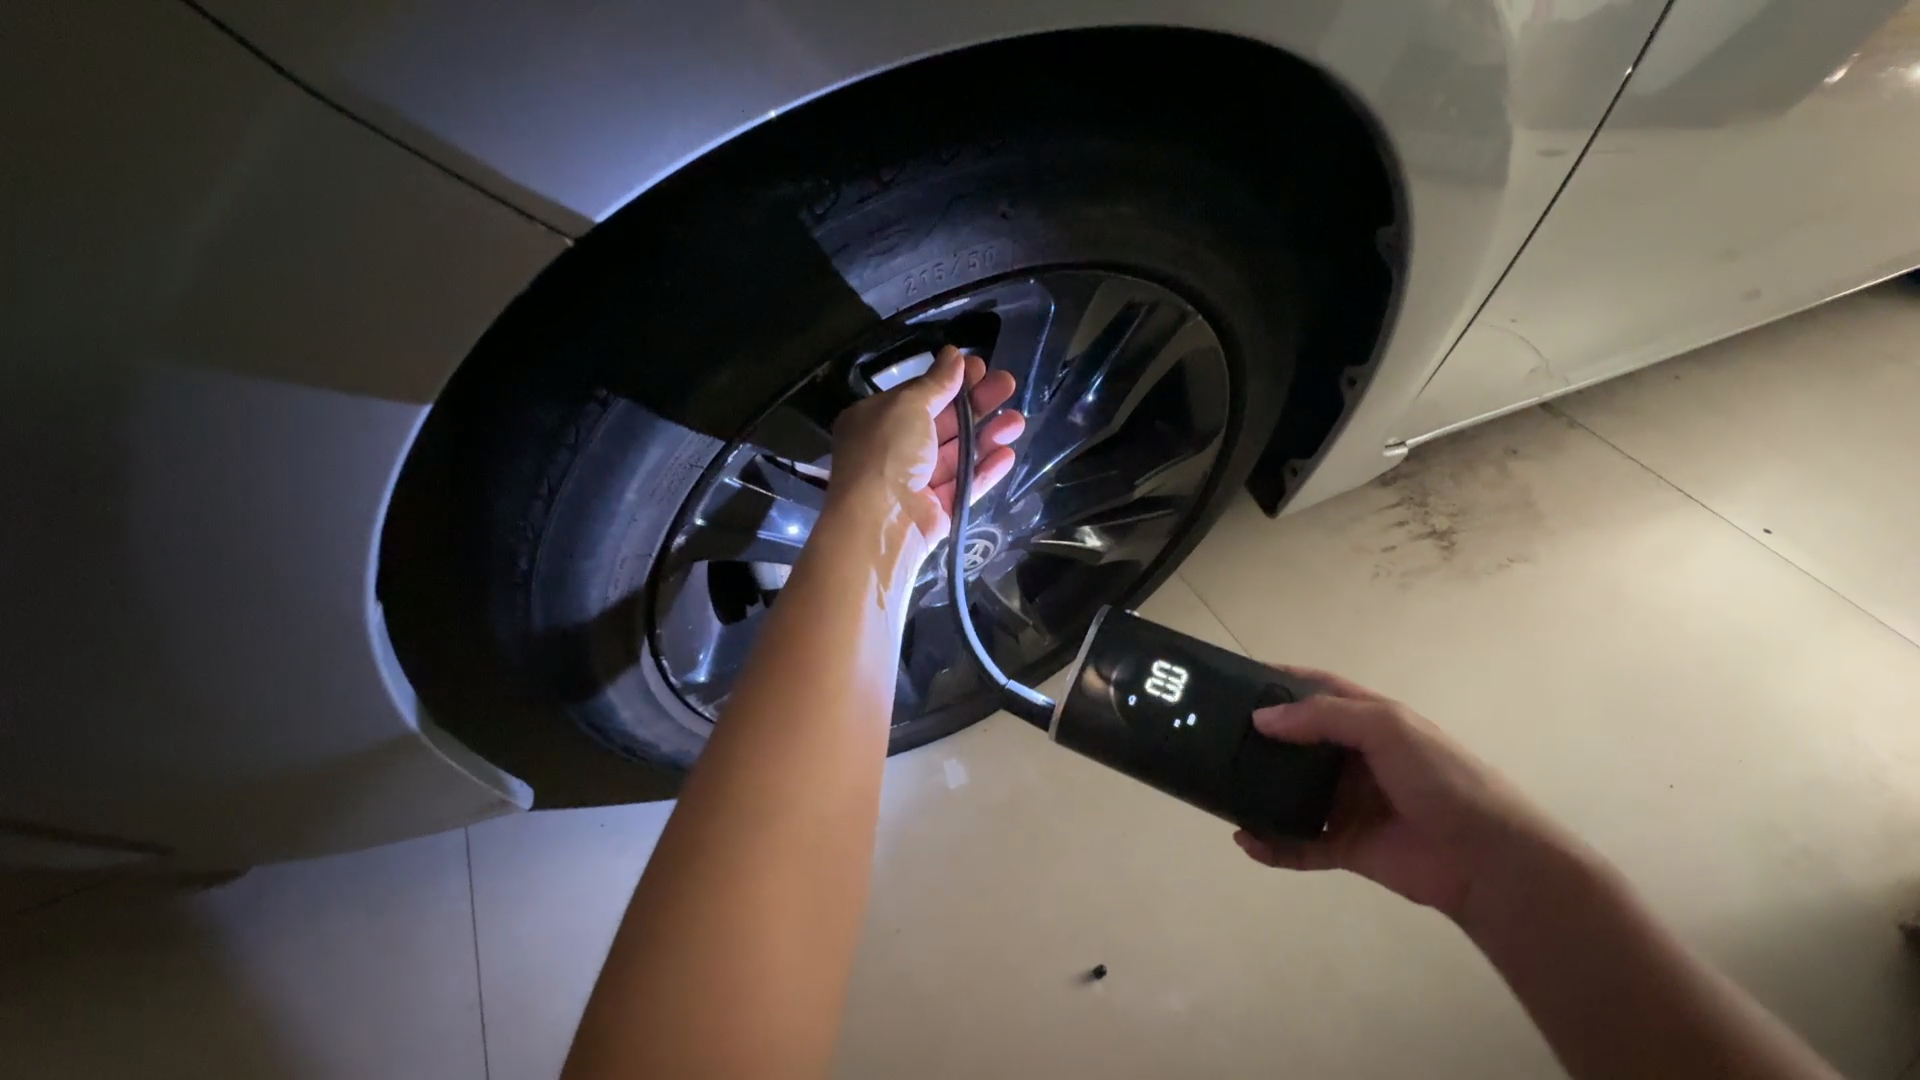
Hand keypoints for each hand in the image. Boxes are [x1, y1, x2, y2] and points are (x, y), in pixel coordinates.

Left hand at [826, 345, 1023, 546]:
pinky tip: (1008, 454)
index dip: (950, 381)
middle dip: (977, 404)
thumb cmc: (887, 452)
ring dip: (987, 435)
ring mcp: (917, 482)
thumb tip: (954, 354)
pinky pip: (964, 484)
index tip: (980, 367)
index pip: (918, 395)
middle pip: (943, 422)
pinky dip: (986, 469)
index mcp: (877, 421)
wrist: (880, 521)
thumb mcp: (908, 406)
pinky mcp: (938, 509)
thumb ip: (936, 383)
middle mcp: (895, 449)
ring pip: (958, 453)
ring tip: (1017, 420)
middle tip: (1008, 385)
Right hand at [1233, 669, 1568, 920]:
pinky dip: (1271, 844)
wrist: (1486, 859)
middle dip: (1257, 738)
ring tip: (1220, 788)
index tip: (1235, 679)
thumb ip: (1324, 717)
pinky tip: (1247, 840)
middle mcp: (1350, 758)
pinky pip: (1297, 844)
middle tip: (1213, 735)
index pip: (1316, 691)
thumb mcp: (1388, 728)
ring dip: (1257, 791)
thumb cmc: (1441, 778)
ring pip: (1288, 793)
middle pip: (1294, 742)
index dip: (1279, 682)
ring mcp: (1345, 803)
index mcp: (1366, 722)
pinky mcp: (1343, 845)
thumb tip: (1261, 719)